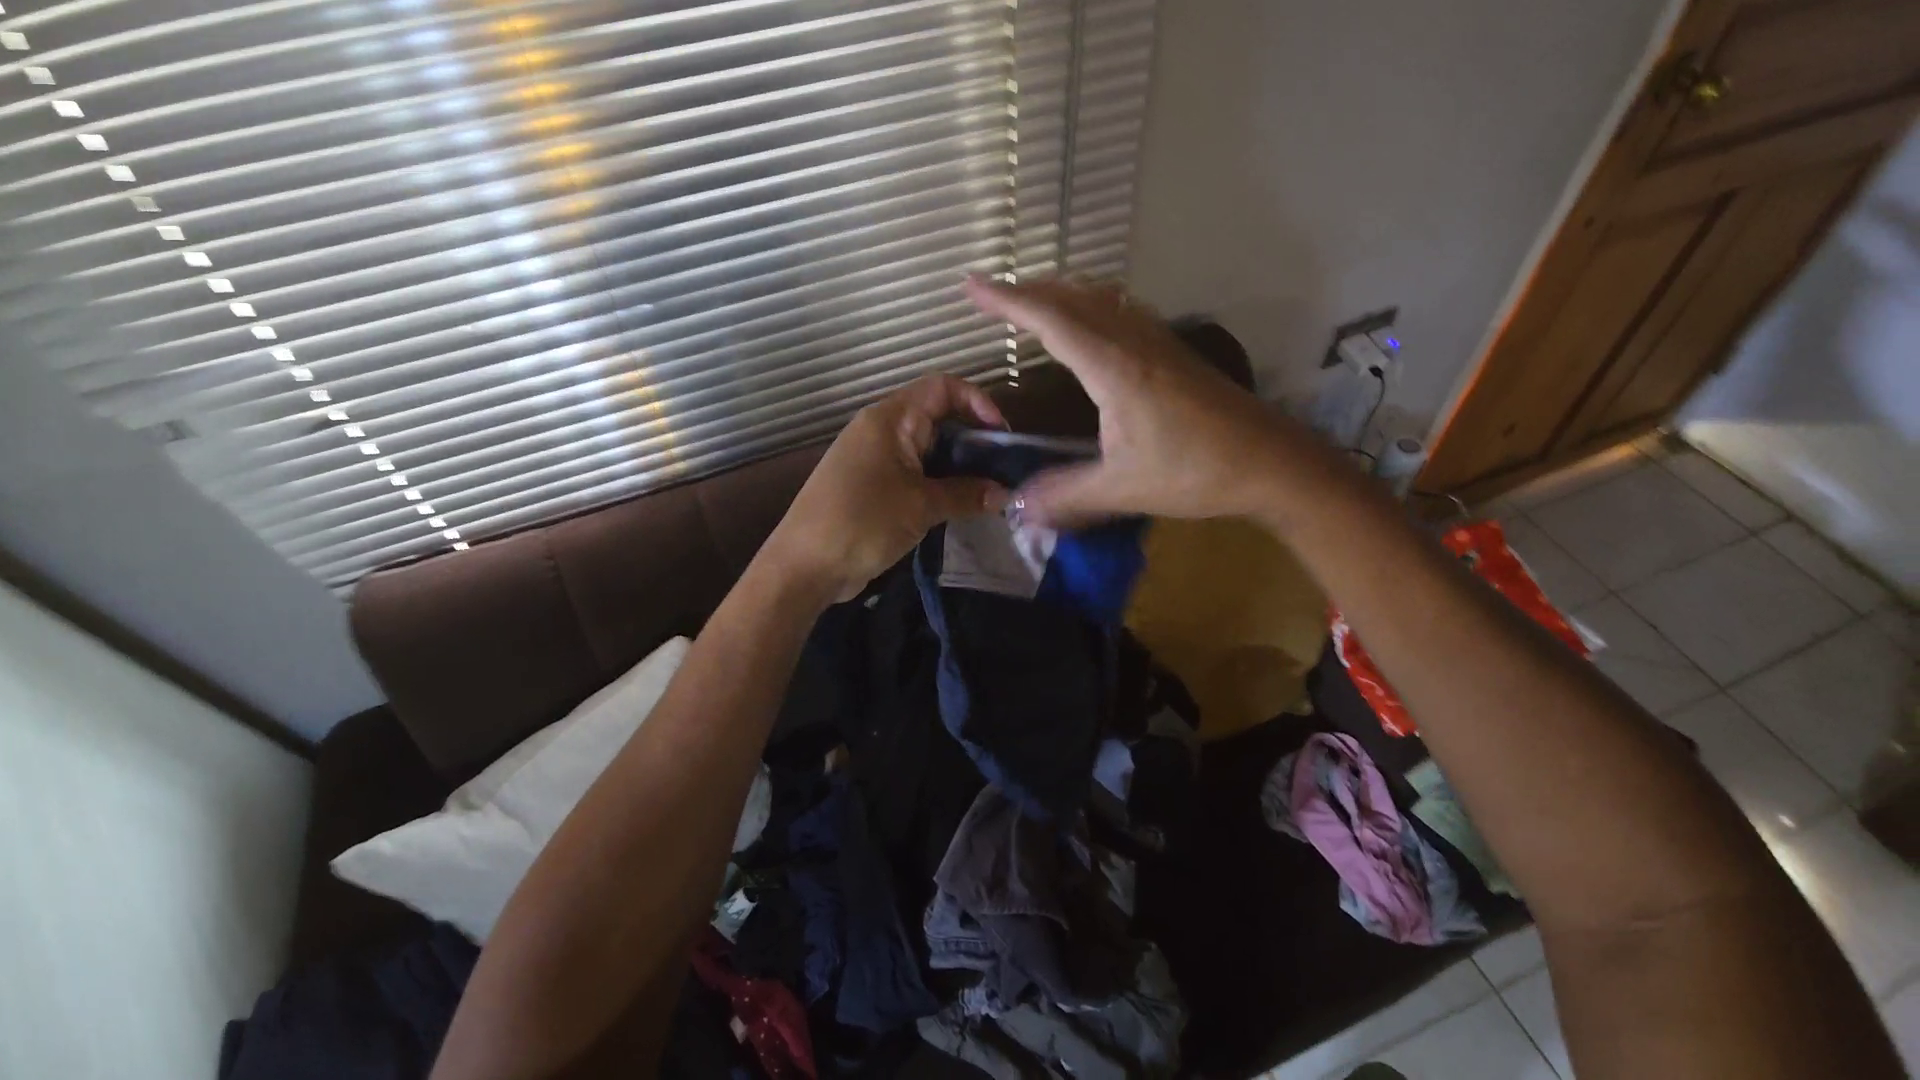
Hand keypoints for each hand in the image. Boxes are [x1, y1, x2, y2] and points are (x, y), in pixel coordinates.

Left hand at [763, 375, 1011, 602]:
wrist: (805, 566)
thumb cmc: (863, 522)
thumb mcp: (922, 507)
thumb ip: (967, 495)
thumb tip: (1004, 493)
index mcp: (890, 419)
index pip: (942, 387)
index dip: (977, 402)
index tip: (1002, 435)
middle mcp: (880, 430)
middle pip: (936, 416)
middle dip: (972, 438)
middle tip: (1002, 468)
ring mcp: (873, 458)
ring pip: (926, 448)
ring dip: (957, 466)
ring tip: (988, 490)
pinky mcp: (870, 486)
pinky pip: (913, 472)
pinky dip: (938, 483)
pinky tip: (959, 506)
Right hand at [963, 276, 1302, 525]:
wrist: (1271, 462)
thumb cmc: (1197, 472)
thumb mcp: (1124, 488)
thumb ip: (1067, 495)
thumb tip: (1018, 509)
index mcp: (1112, 367)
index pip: (1050, 320)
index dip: (1007, 300)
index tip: (971, 284)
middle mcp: (1132, 341)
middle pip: (1073, 297)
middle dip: (1029, 290)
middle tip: (994, 295)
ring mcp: (1158, 342)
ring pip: (1101, 297)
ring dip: (1062, 292)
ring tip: (1034, 301)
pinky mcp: (1175, 353)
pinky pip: (1122, 309)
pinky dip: (1091, 304)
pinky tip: (1093, 323)